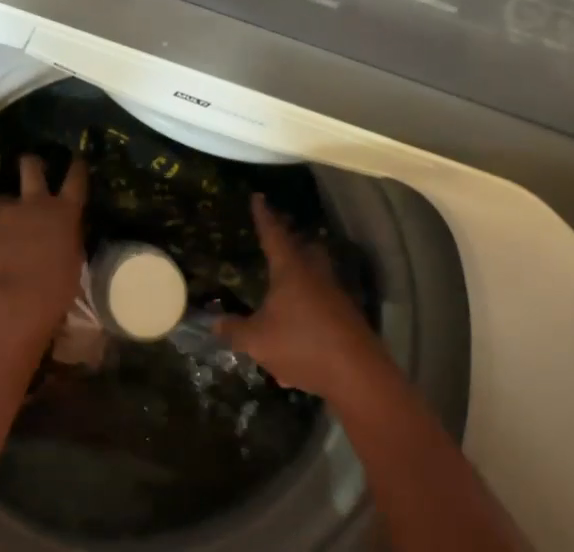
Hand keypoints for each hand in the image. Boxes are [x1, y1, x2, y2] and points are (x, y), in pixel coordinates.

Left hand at [0, 154, 87, 338]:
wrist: (15, 297)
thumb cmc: (56, 288)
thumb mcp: (72, 262)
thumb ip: (66, 242)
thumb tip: (61, 240)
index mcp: (65, 212)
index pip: (76, 180)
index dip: (77, 167)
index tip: (76, 159)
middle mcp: (36, 204)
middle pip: (32, 168)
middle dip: (32, 163)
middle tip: (31, 163)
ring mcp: (8, 213)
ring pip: (2, 197)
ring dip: (5, 206)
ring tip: (5, 219)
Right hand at [215, 195, 384, 396]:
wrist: (358, 376)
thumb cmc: (302, 346)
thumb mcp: (257, 341)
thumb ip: (234, 330)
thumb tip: (215, 321)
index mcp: (291, 271)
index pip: (274, 235)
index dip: (264, 217)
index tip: (259, 197)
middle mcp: (316, 277)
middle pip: (305, 249)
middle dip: (291, 240)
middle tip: (277, 236)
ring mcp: (336, 297)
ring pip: (317, 276)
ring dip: (301, 274)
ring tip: (284, 282)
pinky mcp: (347, 320)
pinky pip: (323, 305)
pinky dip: (308, 309)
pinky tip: (295, 334)